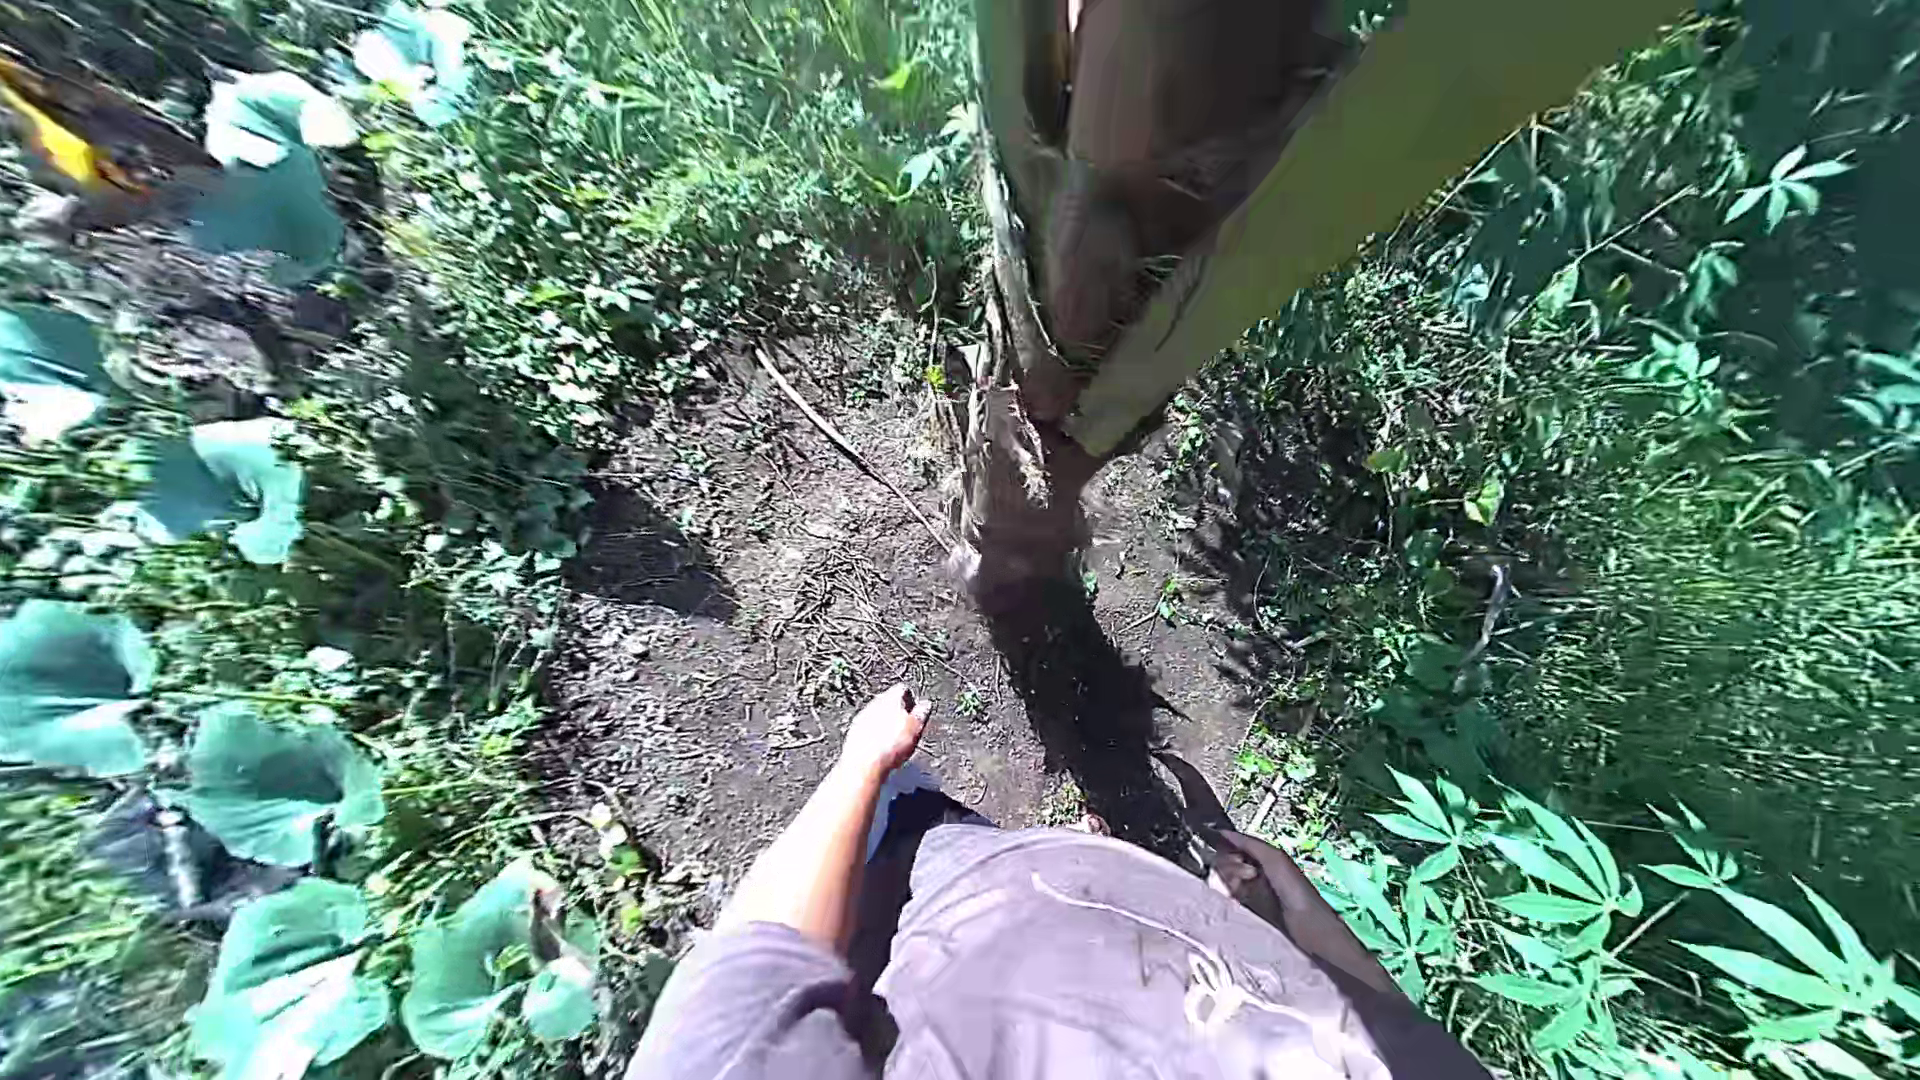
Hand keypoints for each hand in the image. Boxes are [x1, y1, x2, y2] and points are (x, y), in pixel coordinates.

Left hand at [838, 684, 929, 779]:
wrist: (864, 764)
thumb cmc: (891, 746)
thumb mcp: (916, 729)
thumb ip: (922, 713)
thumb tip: (926, 704)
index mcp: (892, 698)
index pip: (903, 689)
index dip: (912, 700)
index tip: (916, 714)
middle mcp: (875, 703)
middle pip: (889, 701)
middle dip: (897, 712)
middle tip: (906, 728)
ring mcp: (862, 717)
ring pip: (877, 714)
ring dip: (885, 723)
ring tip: (893, 741)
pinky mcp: (853, 731)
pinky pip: (867, 728)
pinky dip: (874, 734)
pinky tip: (879, 747)